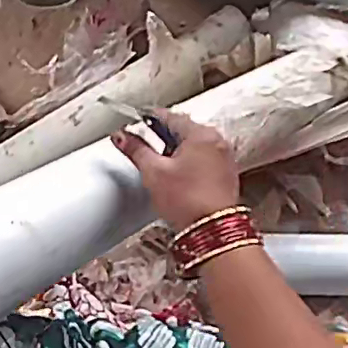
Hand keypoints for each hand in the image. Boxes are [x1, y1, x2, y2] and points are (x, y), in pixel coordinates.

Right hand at [110, 107, 241, 227]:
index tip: (134, 123)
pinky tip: (178, 177)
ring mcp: (224, 158)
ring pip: (194, 145)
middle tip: (144, 146)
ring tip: (161, 166)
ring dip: (176, 151)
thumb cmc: (188, 202)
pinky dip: (189, 163)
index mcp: (201, 134)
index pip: (169, 116)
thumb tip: (122, 136)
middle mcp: (217, 142)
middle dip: (162, 136)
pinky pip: (204, 160)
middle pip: (183, 130)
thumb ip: (136, 149)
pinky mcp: (225, 175)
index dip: (148, 119)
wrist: (212, 231)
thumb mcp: (154, 172)